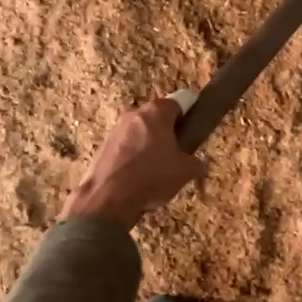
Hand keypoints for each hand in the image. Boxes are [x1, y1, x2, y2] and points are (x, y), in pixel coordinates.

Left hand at [58, 97, 205, 229]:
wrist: (106, 200)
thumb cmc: (151, 177)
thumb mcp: (185, 172)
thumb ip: (196, 164)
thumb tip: (200, 165)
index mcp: (157, 111)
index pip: (182, 100)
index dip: (191, 113)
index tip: (195, 129)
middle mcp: (134, 114)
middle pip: (158, 117)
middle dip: (168, 132)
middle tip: (178, 154)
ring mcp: (115, 131)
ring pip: (140, 133)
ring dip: (149, 146)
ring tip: (156, 172)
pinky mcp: (102, 149)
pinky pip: (125, 149)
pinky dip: (132, 159)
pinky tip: (136, 180)